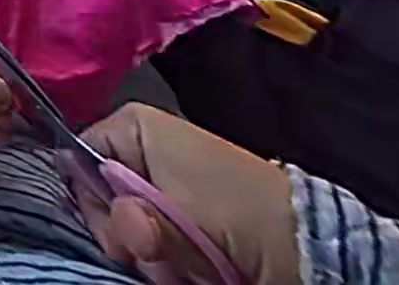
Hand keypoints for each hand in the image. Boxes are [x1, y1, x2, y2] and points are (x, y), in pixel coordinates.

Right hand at [72, 103, 298, 284]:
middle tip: (164, 258)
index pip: (78, 157)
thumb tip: (122, 227)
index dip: (93, 199)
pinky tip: (199, 274)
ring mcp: (161, 184)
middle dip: (131, 238)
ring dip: (154, 260)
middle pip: (101, 198)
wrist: (320, 249)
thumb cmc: (244, 214)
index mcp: (132, 127)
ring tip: (193, 271)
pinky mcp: (182, 217)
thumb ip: (142, 222)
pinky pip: (154, 243)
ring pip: (128, 228)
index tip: (127, 233)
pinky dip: (172, 265)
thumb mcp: (189, 218)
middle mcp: (139, 150)